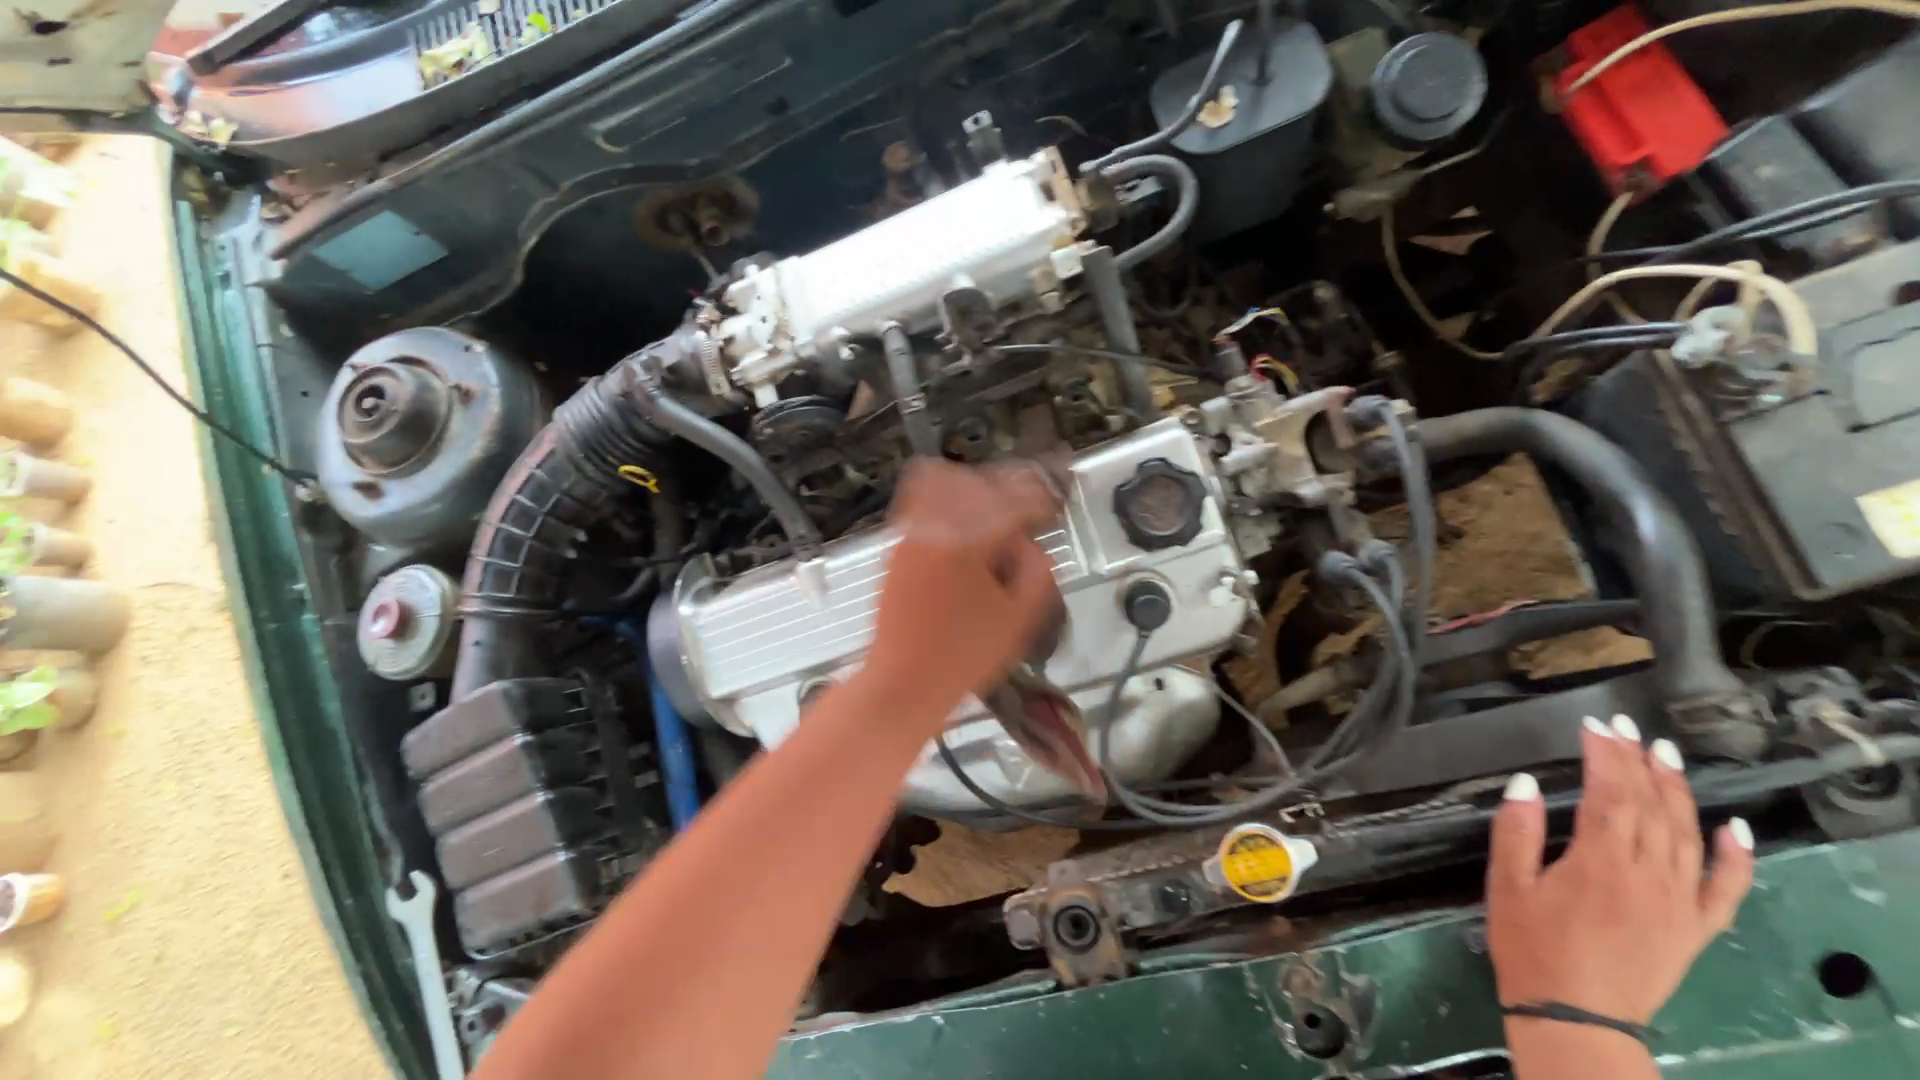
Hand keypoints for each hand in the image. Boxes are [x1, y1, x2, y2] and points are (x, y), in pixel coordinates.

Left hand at [865, 460, 1063, 724]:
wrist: (902, 681)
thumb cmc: (963, 658)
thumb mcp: (1017, 620)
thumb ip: (1036, 571)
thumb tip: (1031, 544)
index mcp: (968, 544)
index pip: (1012, 501)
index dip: (1039, 500)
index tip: (1051, 507)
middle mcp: (933, 527)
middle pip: (975, 479)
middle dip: (1007, 486)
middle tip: (1026, 505)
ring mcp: (908, 533)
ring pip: (941, 479)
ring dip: (972, 486)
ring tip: (992, 508)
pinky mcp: (894, 544)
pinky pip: (918, 499)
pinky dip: (945, 499)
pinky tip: (963, 525)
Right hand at [1487, 715, 1755, 1026]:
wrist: (1574, 1015)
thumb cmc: (1531, 945)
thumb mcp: (1506, 885)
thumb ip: (1517, 831)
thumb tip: (1527, 784)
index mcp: (1600, 861)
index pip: (1610, 793)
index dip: (1604, 755)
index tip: (1594, 726)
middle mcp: (1649, 874)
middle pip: (1650, 806)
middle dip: (1637, 761)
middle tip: (1625, 727)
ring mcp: (1680, 900)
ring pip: (1687, 834)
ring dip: (1677, 790)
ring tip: (1666, 755)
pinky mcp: (1696, 926)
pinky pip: (1726, 887)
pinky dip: (1736, 856)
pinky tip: (1733, 827)